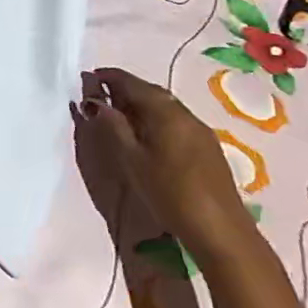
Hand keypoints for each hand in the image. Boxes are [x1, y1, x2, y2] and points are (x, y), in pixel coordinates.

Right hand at [72, 67, 252, 261]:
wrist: (220, 230)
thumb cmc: (168, 192)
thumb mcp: (131, 159)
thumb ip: (112, 126)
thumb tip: (96, 101)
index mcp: (165, 111)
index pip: (132, 83)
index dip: (108, 77)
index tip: (88, 78)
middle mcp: (185, 113)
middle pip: (150, 92)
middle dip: (123, 90)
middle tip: (98, 99)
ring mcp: (200, 130)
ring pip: (164, 107)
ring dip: (139, 106)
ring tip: (117, 118)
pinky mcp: (207, 147)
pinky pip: (175, 122)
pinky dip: (154, 120)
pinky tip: (145, 137)